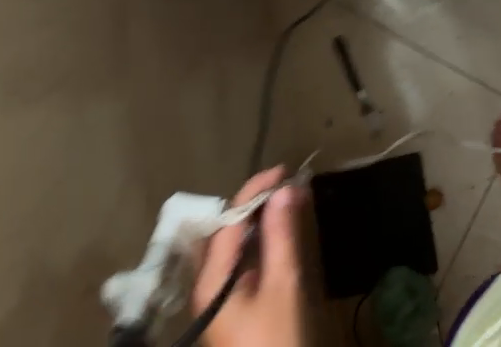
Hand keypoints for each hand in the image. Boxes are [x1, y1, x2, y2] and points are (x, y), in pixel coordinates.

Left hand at [194, 167, 308, 346]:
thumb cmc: (277, 338)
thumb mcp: (284, 285)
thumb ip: (283, 235)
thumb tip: (286, 188)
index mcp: (212, 280)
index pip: (228, 222)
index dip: (255, 191)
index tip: (284, 170)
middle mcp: (210, 287)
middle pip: (229, 234)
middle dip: (258, 205)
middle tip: (290, 184)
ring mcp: (222, 301)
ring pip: (238, 249)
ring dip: (263, 223)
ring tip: (290, 201)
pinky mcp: (236, 311)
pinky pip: (245, 265)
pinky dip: (265, 244)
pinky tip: (284, 237)